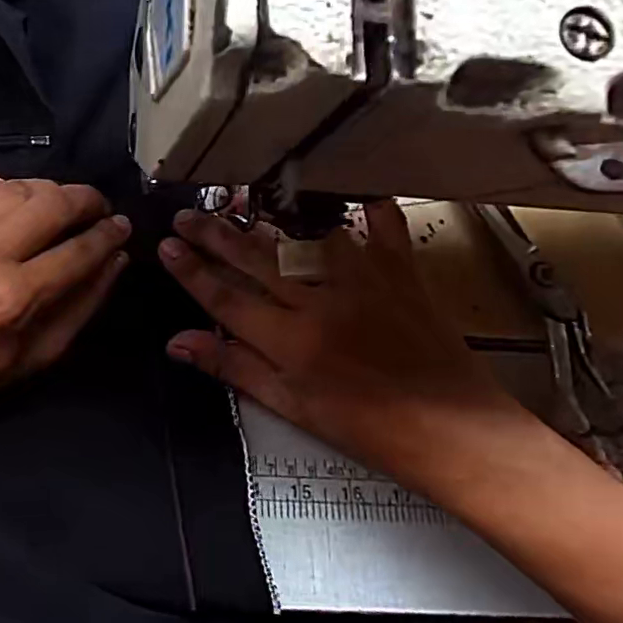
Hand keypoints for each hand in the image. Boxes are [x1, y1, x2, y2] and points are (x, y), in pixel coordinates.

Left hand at [0, 174, 131, 439]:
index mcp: (14, 298)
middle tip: (96, 208)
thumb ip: (83, 304)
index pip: (80, 249)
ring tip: (55, 205)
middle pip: (52, 204)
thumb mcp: (37, 355)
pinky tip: (4, 198)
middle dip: (87, 200)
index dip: (110, 233)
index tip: (122, 225)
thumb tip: (117, 258)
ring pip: (15, 188)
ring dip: (46, 191)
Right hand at [160, 200, 528, 481]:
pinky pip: (379, 226)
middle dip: (213, 234)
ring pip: (303, 235)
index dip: (190, 271)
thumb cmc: (373, 428)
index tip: (166, 247)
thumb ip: (234, 368)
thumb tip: (180, 343)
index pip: (225, 298)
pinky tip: (345, 188)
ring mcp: (362, 280)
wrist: (456, 434)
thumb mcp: (294, 408)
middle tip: (185, 214)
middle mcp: (322, 301)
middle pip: (254, 258)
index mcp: (293, 340)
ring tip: (238, 199)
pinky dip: (363, 205)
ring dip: (267, 216)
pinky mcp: (398, 270)